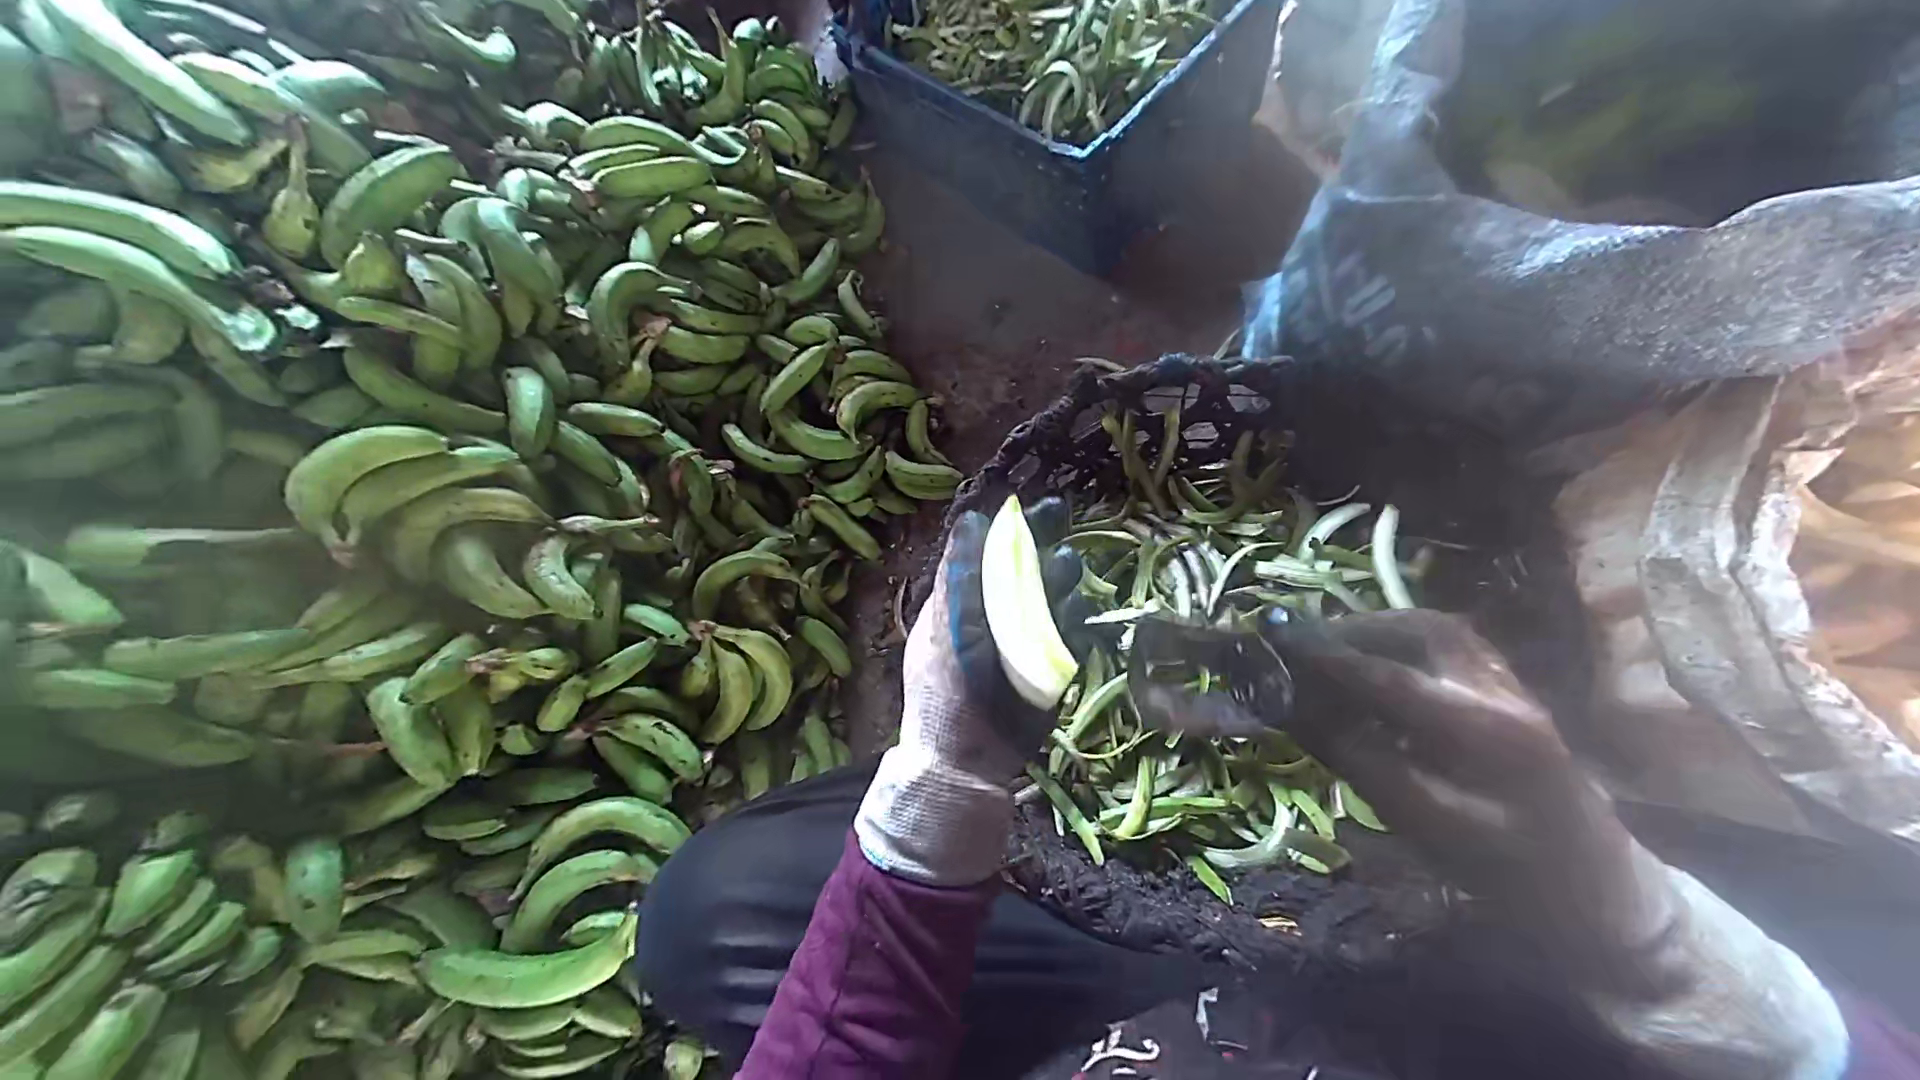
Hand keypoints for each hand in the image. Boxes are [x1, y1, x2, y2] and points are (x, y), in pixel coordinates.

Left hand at [856, 497, 1079, 885]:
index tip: (1031, 505)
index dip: (1012, 527)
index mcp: (967, 600)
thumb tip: (972, 519)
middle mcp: (998, 612)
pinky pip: (1068, 632)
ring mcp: (1026, 638)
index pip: (991, 552)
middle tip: (1061, 513)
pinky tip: (1079, 603)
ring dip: (1061, 577)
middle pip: (1026, 567)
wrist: (963, 758)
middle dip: (1043, 539)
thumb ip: (960, 576)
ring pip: (1051, 596)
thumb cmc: (945, 688)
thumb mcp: (946, 626)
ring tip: (1069, 564)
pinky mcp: (1049, 663)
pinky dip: (1075, 615)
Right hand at [1264, 610, 1669, 977]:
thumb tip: (1282, 699)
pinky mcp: (1511, 681)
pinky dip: (1394, 635)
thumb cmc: (1501, 869)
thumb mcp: (1413, 820)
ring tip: (1323, 647)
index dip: (1321, 656)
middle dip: (1343, 632)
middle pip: (1412, 634)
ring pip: (1429, 627)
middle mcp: (1505, 694)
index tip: (1270, 635)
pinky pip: (1444, 638)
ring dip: (1368, 628)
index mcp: (1488, 739)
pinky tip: (1367, 653)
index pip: (1385, 680)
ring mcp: (1515, 682)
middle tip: (1291, 641)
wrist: (1596, 885)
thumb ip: (1347, 752)